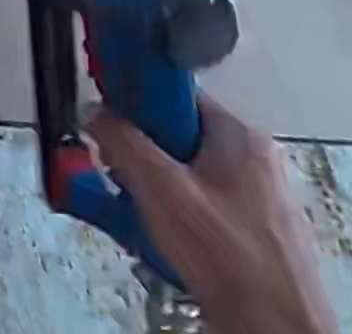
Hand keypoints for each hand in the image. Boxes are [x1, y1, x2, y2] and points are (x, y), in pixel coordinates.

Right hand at [87, 95, 337, 333]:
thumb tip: (93, 111)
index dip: (138, 102)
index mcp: (239, 134)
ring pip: (187, 171)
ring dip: (154, 187)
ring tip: (136, 209)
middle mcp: (254, 157)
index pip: (177, 94)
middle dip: (142, 153)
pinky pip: (202, 202)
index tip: (109, 118)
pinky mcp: (256, 231)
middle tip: (118, 172)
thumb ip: (123, 143)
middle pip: (179, 135)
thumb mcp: (161, 190)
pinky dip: (176, 212)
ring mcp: (259, 196)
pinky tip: (161, 236)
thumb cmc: (226, 256)